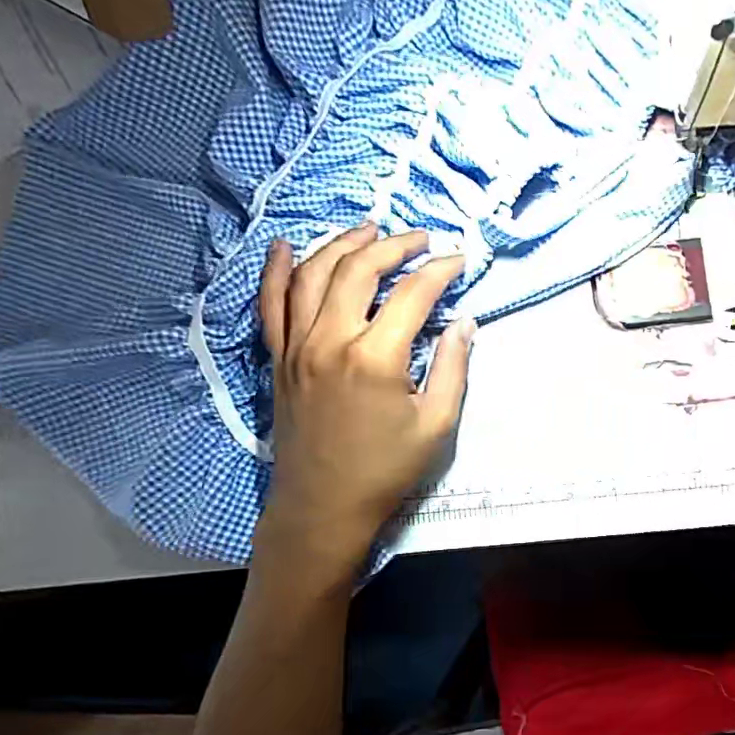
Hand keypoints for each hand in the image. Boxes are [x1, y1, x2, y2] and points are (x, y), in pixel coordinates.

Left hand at [255, 224, 473, 568]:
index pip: (412, 295)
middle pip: (359, 270)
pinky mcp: (278, 358)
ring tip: (369, 229)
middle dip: (394, 246)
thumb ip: (452, 368)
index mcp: (375, 358)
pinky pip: (270, 303)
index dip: (439, 271)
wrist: (324, 504)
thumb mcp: (437, 424)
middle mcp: (330, 341)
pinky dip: (276, 269)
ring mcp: (296, 346)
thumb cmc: (388, 469)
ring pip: (313, 275)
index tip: (459, 260)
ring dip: (342, 244)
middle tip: (421, 238)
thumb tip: (464, 323)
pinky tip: (285, 246)